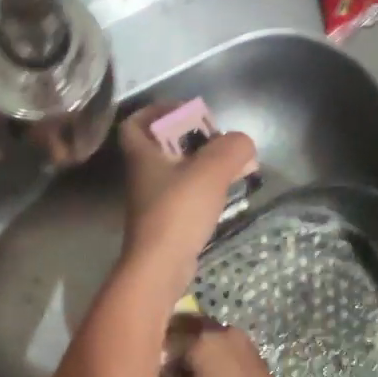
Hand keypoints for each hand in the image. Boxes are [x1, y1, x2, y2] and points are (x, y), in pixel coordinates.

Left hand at [118, 105, 256, 275]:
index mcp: (142, 155)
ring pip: (175, 172)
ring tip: (230, 167)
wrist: (161, 266)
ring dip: (200, 166)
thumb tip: (243, 145)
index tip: (186, 111)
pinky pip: (184, 196)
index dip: (156, 111)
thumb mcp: (212, 170)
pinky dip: (202, 191)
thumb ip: (232, 148)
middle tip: (217, 140)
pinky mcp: (165, 223)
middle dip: (189, 138)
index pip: (135, 123)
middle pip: (162, 146)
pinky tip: (224, 195)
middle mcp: (142, 175)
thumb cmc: (178, 210)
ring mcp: (153, 201)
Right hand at [161, 317, 309, 376]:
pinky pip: (219, 338)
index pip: (166, 338)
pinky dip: (207, 346)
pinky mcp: (248, 344)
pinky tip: (204, 367)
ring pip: (203, 329)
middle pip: (185, 325)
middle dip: (172, 339)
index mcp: (200, 343)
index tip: (151, 367)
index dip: (156, 352)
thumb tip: (163, 368)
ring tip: (183, 365)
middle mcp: (218, 330)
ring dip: (191, 341)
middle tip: (164, 361)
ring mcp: (236, 335)